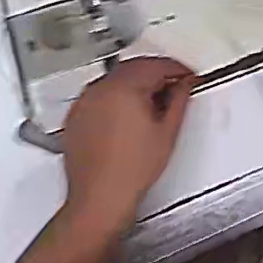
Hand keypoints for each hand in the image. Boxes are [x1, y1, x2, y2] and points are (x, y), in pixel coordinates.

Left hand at [60, 57, 193, 236]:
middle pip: (134, 67)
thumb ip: (178, 101)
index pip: (156, 65)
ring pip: (114, 79)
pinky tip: (129, 115)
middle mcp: (99, 90)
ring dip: (135, 84)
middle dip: (156, 73)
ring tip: (153, 102)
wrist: (101, 197)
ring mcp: (84, 102)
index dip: (177, 69)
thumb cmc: (130, 172)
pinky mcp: (76, 116)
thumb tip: (183, 86)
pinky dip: (115, 98)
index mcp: (124, 88)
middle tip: (174, 85)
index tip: (186, 76)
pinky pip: (98, 96)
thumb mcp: (167, 132)